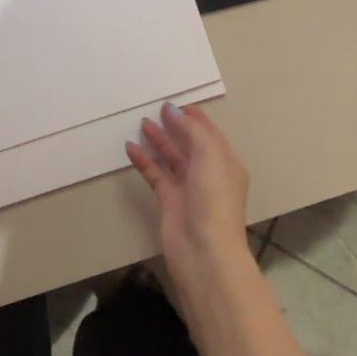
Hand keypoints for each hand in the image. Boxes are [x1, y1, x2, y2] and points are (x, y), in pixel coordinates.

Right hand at [125, 103, 251, 299]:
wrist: (204, 251)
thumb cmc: (214, 199)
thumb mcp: (209, 156)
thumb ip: (192, 130)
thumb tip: (174, 111)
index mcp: (225, 163)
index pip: (210, 134)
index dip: (195, 118)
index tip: (176, 103)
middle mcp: (208, 174)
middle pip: (190, 144)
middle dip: (175, 127)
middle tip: (156, 109)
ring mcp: (188, 188)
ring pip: (172, 158)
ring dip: (159, 141)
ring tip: (142, 123)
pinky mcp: (169, 201)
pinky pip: (155, 174)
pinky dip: (144, 161)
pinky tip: (130, 147)